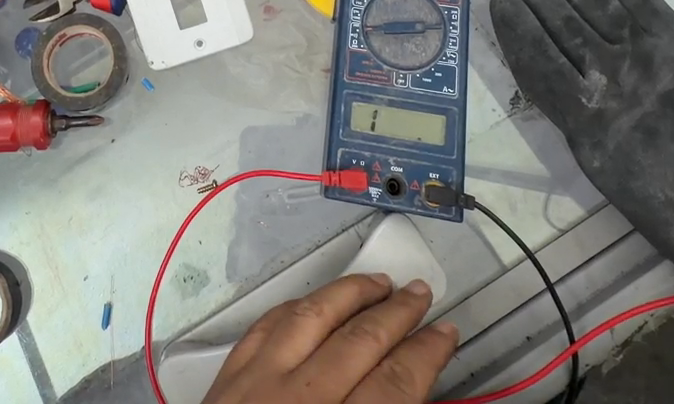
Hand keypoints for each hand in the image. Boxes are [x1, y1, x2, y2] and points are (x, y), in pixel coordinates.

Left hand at [201, 274, 458, 403]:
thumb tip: (412, 395)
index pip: (394, 385)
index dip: (425, 353)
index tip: (447, 331)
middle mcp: (299, 401)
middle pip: (358, 342)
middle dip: (395, 313)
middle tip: (421, 291)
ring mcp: (257, 383)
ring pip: (310, 317)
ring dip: (348, 294)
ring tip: (377, 281)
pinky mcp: (227, 377)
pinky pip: (267, 324)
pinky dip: (296, 306)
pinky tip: (315, 300)